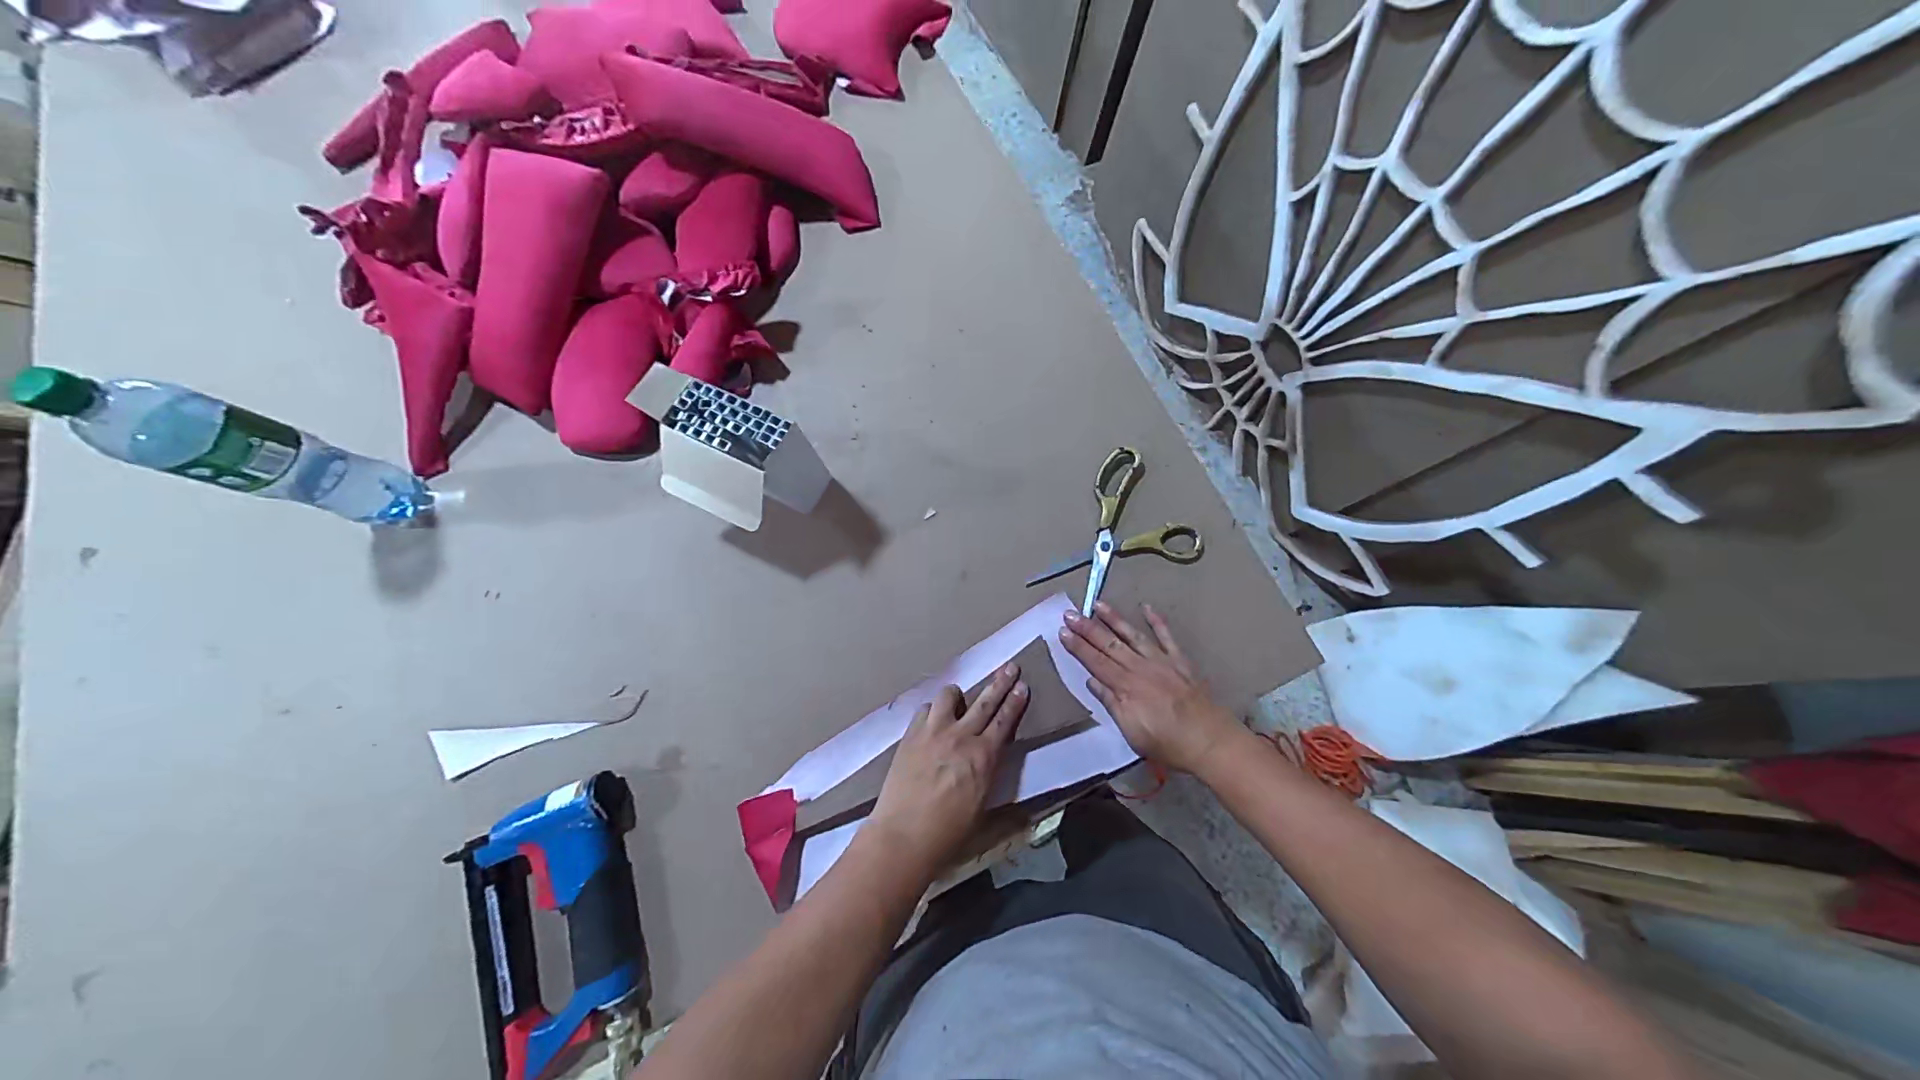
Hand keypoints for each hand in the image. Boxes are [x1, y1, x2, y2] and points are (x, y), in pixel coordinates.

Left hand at [867, 665, 1027, 871]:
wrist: (904, 835)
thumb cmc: (949, 833)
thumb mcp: (983, 809)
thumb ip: (990, 779)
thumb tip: (994, 765)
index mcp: (984, 757)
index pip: (1005, 721)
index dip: (1015, 702)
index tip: (1022, 686)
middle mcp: (961, 737)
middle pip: (985, 702)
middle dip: (1000, 682)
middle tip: (1010, 666)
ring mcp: (933, 732)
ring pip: (949, 696)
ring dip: (959, 696)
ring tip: (960, 699)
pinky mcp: (910, 735)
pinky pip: (925, 710)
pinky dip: (932, 711)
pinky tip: (932, 720)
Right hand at [1061, 601, 1245, 774]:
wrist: (1210, 742)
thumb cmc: (1168, 744)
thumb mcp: (1132, 732)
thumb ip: (1112, 704)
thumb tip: (1093, 681)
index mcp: (1126, 687)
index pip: (1095, 662)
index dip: (1078, 647)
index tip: (1063, 632)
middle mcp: (1141, 668)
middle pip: (1110, 645)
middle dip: (1088, 628)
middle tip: (1070, 613)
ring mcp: (1162, 662)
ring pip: (1133, 635)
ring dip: (1114, 619)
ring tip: (1098, 604)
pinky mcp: (1180, 662)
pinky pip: (1167, 637)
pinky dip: (1156, 621)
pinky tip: (1146, 607)